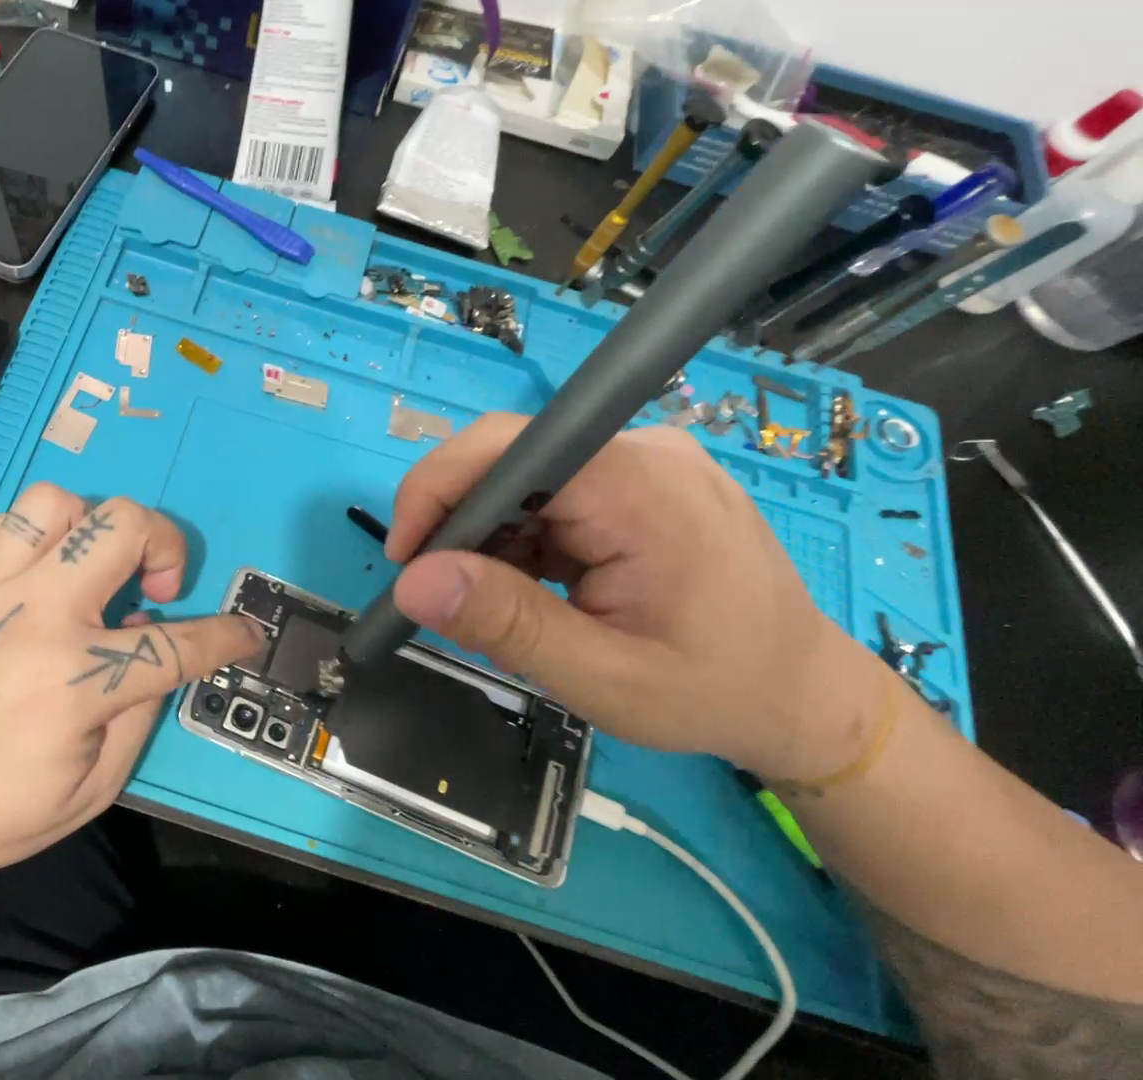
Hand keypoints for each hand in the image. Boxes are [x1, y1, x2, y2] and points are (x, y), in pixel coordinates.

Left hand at [0, 483, 261, 911]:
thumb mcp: (88, 795)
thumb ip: (137, 719)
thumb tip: (157, 664)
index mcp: (76, 682)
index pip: (177, 643)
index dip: (226, 636)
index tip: (247, 633)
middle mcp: (37, 617)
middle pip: (123, 526)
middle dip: (167, 543)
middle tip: (158, 588)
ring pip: (55, 503)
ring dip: (93, 528)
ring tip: (92, 573)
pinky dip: (34, 541)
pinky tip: (36, 582)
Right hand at [386, 414, 889, 779]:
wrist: (805, 696)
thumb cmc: (714, 692)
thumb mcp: (601, 677)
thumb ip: (506, 624)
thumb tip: (412, 583)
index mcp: (641, 489)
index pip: (508, 448)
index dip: (439, 490)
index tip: (407, 561)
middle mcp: (643, 453)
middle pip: (510, 459)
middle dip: (460, 526)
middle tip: (446, 599)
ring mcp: (646, 463)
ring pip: (525, 480)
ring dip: (491, 540)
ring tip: (501, 610)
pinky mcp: (643, 483)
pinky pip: (553, 495)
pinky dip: (524, 542)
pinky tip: (536, 591)